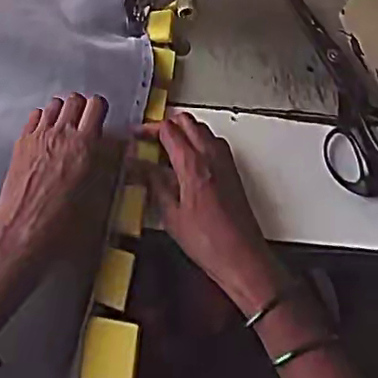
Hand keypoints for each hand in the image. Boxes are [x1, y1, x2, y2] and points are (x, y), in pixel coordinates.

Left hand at [0, 93, 109, 267]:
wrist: (22, 234)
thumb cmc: (61, 224)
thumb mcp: (95, 198)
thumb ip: (103, 168)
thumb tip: (109, 154)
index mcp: (86, 145)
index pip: (97, 105)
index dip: (99, 109)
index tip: (99, 118)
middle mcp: (63, 133)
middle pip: (75, 99)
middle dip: (81, 107)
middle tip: (81, 123)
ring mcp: (40, 135)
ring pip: (54, 104)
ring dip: (61, 112)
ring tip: (62, 129)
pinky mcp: (22, 142)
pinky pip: (35, 116)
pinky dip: (42, 120)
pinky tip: (44, 136)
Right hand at [143, 111, 283, 312]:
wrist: (242, 258)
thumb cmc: (208, 242)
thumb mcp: (171, 216)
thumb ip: (154, 184)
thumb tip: (139, 166)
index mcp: (193, 163)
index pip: (167, 129)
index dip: (148, 129)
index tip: (135, 136)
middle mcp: (210, 153)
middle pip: (185, 120)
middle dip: (165, 125)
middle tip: (149, 141)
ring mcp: (224, 158)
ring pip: (199, 127)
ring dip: (182, 131)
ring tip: (165, 151)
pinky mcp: (232, 167)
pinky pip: (211, 140)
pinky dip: (197, 140)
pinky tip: (187, 161)